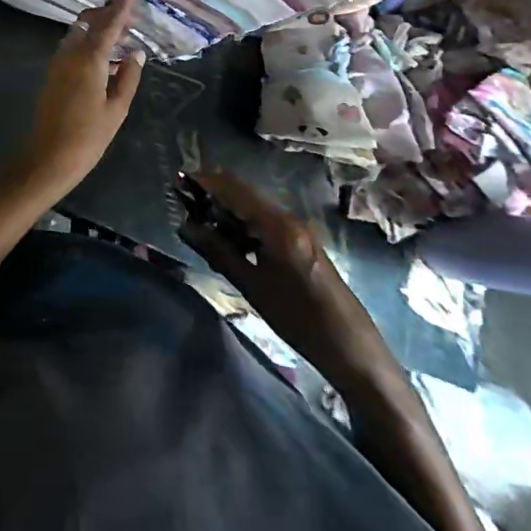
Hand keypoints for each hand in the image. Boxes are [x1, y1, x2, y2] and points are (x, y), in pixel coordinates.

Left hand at [12, 0, 146, 186]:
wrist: (49, 157)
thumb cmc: (89, 136)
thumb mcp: (117, 108)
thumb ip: (128, 77)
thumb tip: (136, 53)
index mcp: (89, 60)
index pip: (108, 24)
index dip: (122, 5)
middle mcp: (70, 55)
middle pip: (88, 23)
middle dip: (107, 14)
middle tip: (128, 16)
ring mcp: (57, 64)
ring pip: (77, 35)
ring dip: (96, 29)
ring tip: (119, 37)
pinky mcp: (52, 75)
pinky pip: (71, 49)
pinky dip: (87, 44)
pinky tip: (103, 59)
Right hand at [179, 168, 395, 386]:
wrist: (351, 349)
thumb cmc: (298, 318)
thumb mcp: (252, 286)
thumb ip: (217, 251)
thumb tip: (186, 225)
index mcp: (277, 224)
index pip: (234, 188)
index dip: (204, 182)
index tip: (178, 184)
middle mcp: (288, 219)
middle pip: (243, 194)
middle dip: (213, 196)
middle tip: (185, 211)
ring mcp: (298, 230)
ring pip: (253, 208)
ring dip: (227, 212)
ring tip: (202, 231)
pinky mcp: (301, 244)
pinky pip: (265, 223)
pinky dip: (243, 225)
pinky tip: (229, 245)